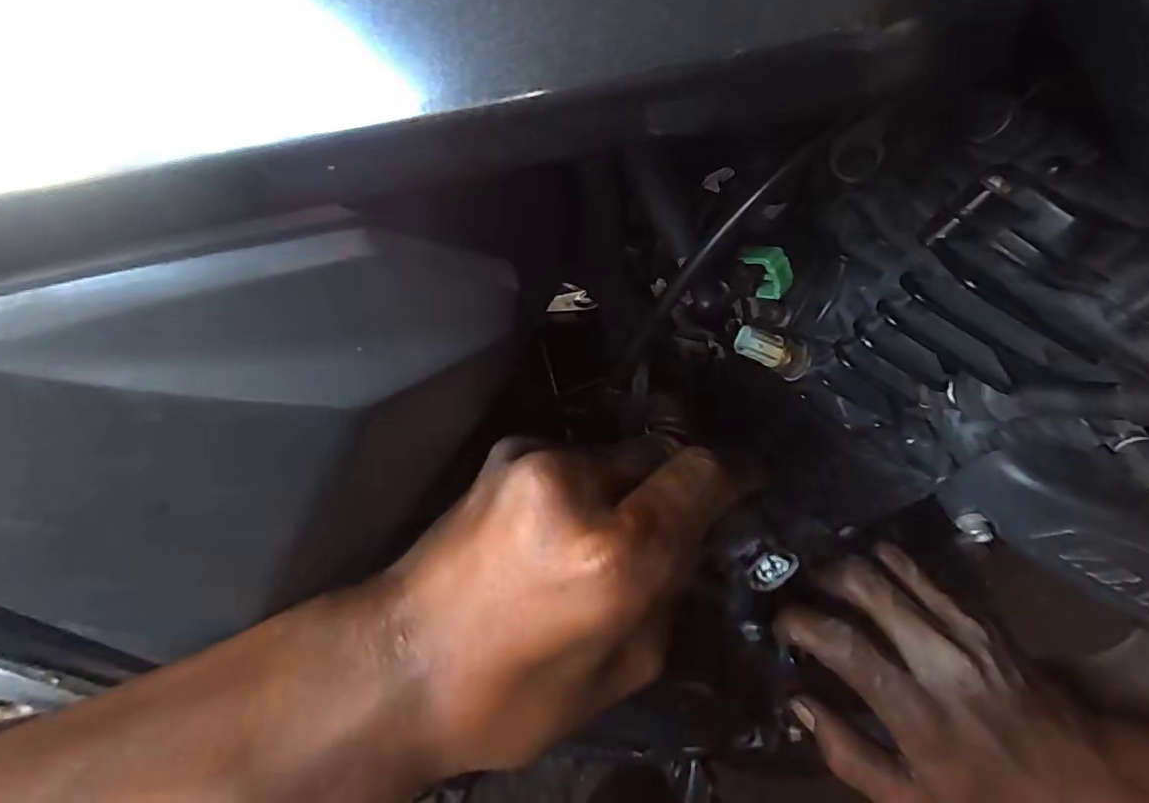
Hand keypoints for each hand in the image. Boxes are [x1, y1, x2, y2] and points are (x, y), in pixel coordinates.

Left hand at [382, 437, 740, 777]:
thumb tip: (693, 548)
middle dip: (672, 490)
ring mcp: (535, 458)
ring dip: (623, 491)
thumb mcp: (617, 673)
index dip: (735, 475)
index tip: (750, 479)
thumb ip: (670, 598)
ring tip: (597, 539)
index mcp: (611, 553)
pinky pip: (573, 461)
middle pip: (659, 458)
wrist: (398, 661)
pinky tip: (556, 530)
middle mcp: (575, 485)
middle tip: (666, 531)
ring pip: (615, 458)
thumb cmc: (507, 697)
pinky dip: (582, 488)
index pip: (699, 477)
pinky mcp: (507, 451)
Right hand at [778, 544, 1140, 802]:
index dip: (801, 622)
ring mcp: (965, 630)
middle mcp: (938, 657)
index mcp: (917, 712)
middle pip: (865, 585)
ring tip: (830, 573)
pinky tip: (874, 569)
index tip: (782, 622)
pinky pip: (926, 573)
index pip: (844, 644)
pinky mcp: (983, 617)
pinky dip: (890, 562)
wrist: (1090, 789)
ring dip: (853, 562)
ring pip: (893, 566)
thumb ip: (849, 754)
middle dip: (822, 576)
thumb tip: (799, 703)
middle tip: (802, 586)